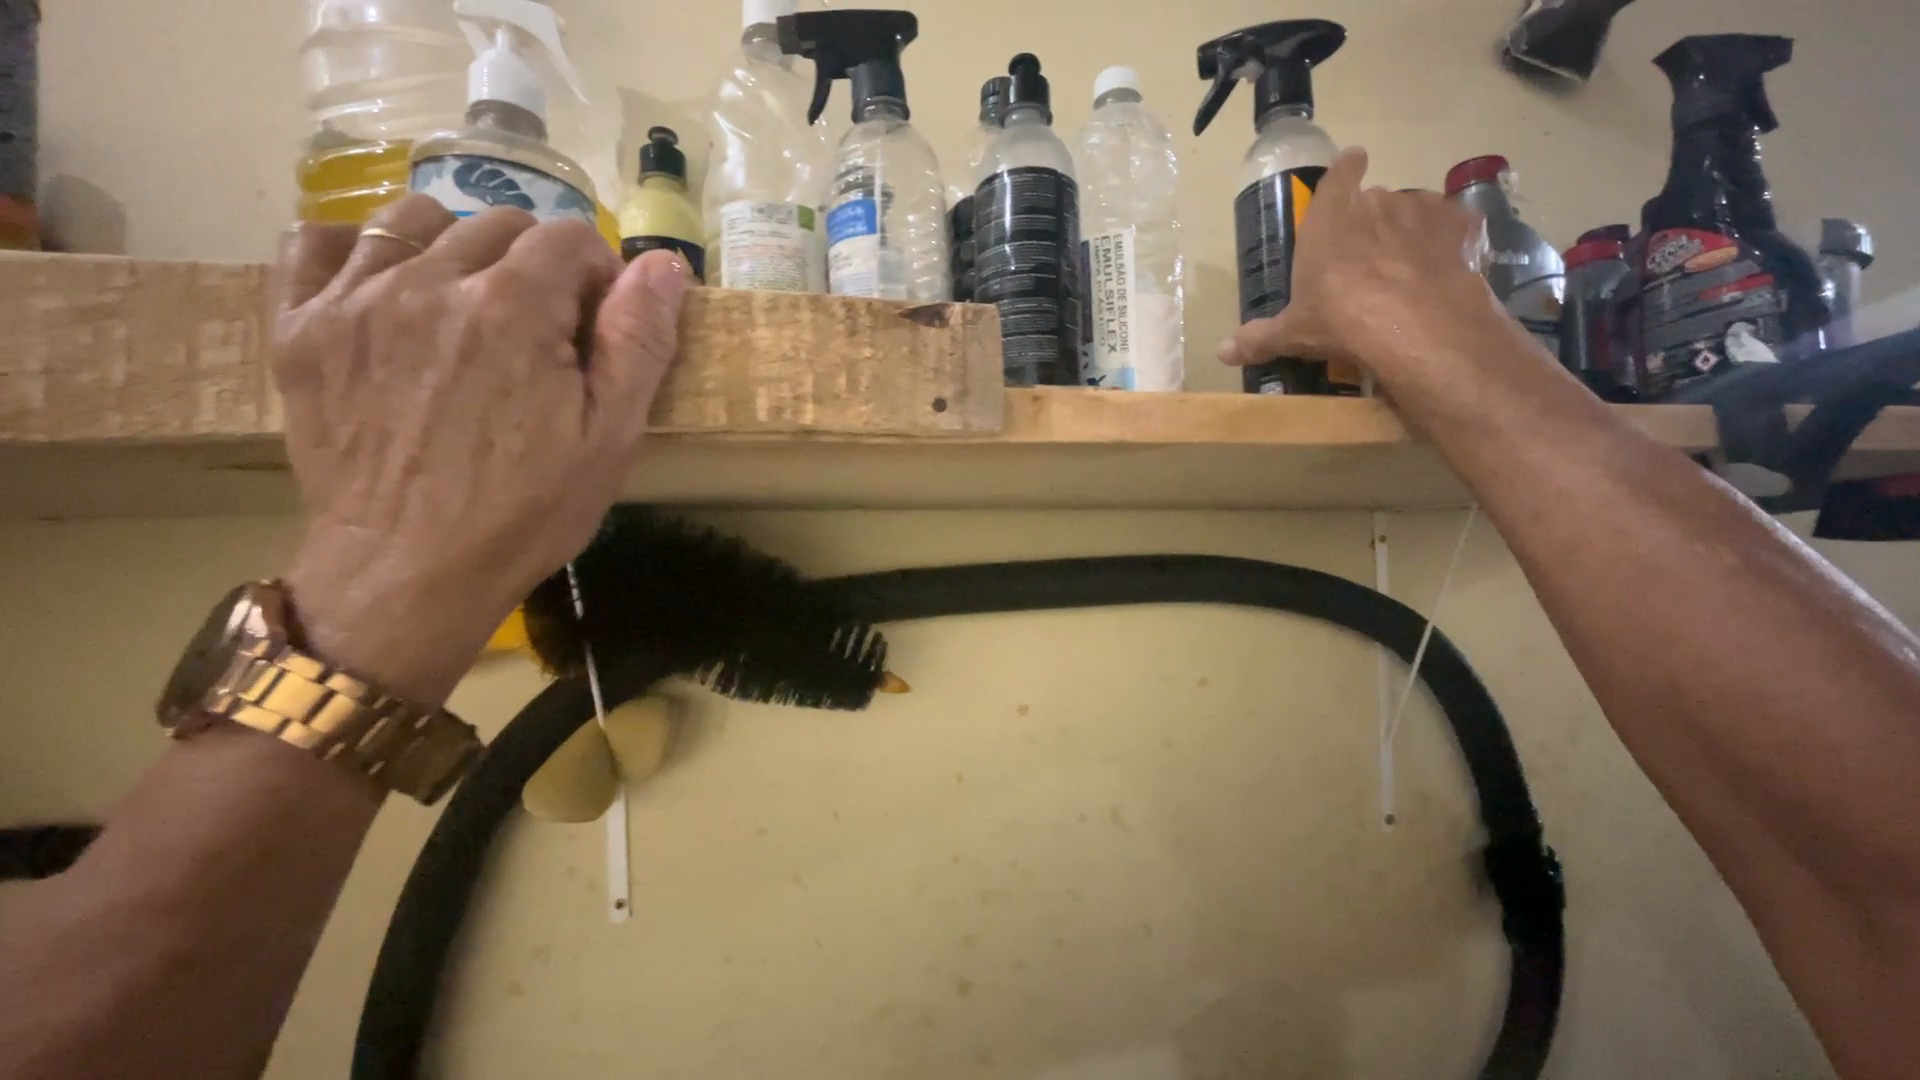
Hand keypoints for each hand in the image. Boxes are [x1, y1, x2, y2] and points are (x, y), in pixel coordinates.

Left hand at [271, 195, 689, 702]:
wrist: (410, 573)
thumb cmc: (527, 511)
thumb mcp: (611, 438)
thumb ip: (639, 341)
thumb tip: (664, 263)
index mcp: (514, 309)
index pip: (568, 237)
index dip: (597, 274)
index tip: (598, 325)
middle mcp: (429, 282)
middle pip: (497, 223)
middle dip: (536, 263)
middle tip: (544, 330)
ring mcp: (354, 301)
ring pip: (414, 219)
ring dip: (458, 247)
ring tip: (472, 307)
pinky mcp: (300, 329)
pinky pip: (315, 243)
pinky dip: (358, 250)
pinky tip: (387, 289)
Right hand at [1216, 147, 1506, 393]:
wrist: (1414, 326)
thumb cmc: (1339, 319)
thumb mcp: (1293, 333)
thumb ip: (1259, 338)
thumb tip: (1223, 352)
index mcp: (1330, 218)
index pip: (1340, 174)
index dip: (1346, 169)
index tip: (1353, 163)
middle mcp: (1376, 201)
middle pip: (1375, 200)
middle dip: (1373, 222)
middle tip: (1368, 258)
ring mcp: (1423, 210)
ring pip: (1414, 212)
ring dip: (1410, 233)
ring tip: (1407, 269)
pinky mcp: (1461, 227)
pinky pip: (1454, 228)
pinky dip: (1449, 245)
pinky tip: (1445, 270)